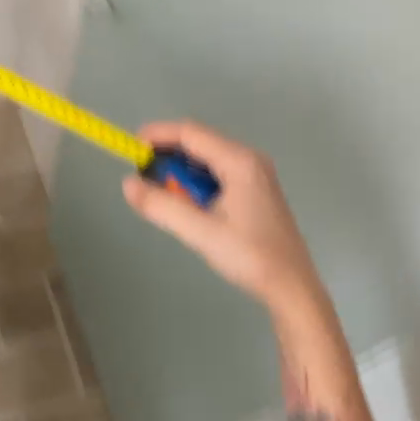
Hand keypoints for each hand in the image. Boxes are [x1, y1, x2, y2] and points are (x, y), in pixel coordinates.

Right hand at [122, 120, 323, 306]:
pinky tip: (184, 202)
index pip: (190, 133)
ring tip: (158, 191)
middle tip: (140, 174)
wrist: (292, 286)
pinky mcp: (254, 191)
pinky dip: (194, 181)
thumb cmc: (250, 256)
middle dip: (166, 154)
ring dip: (179, 170)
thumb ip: (162, 206)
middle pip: (199, 142)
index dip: (157, 135)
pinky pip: (216, 173)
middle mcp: (249, 160)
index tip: (129, 148)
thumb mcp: (201, 232)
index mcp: (239, 162)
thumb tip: (128, 184)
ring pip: (207, 159)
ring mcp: (254, 175)